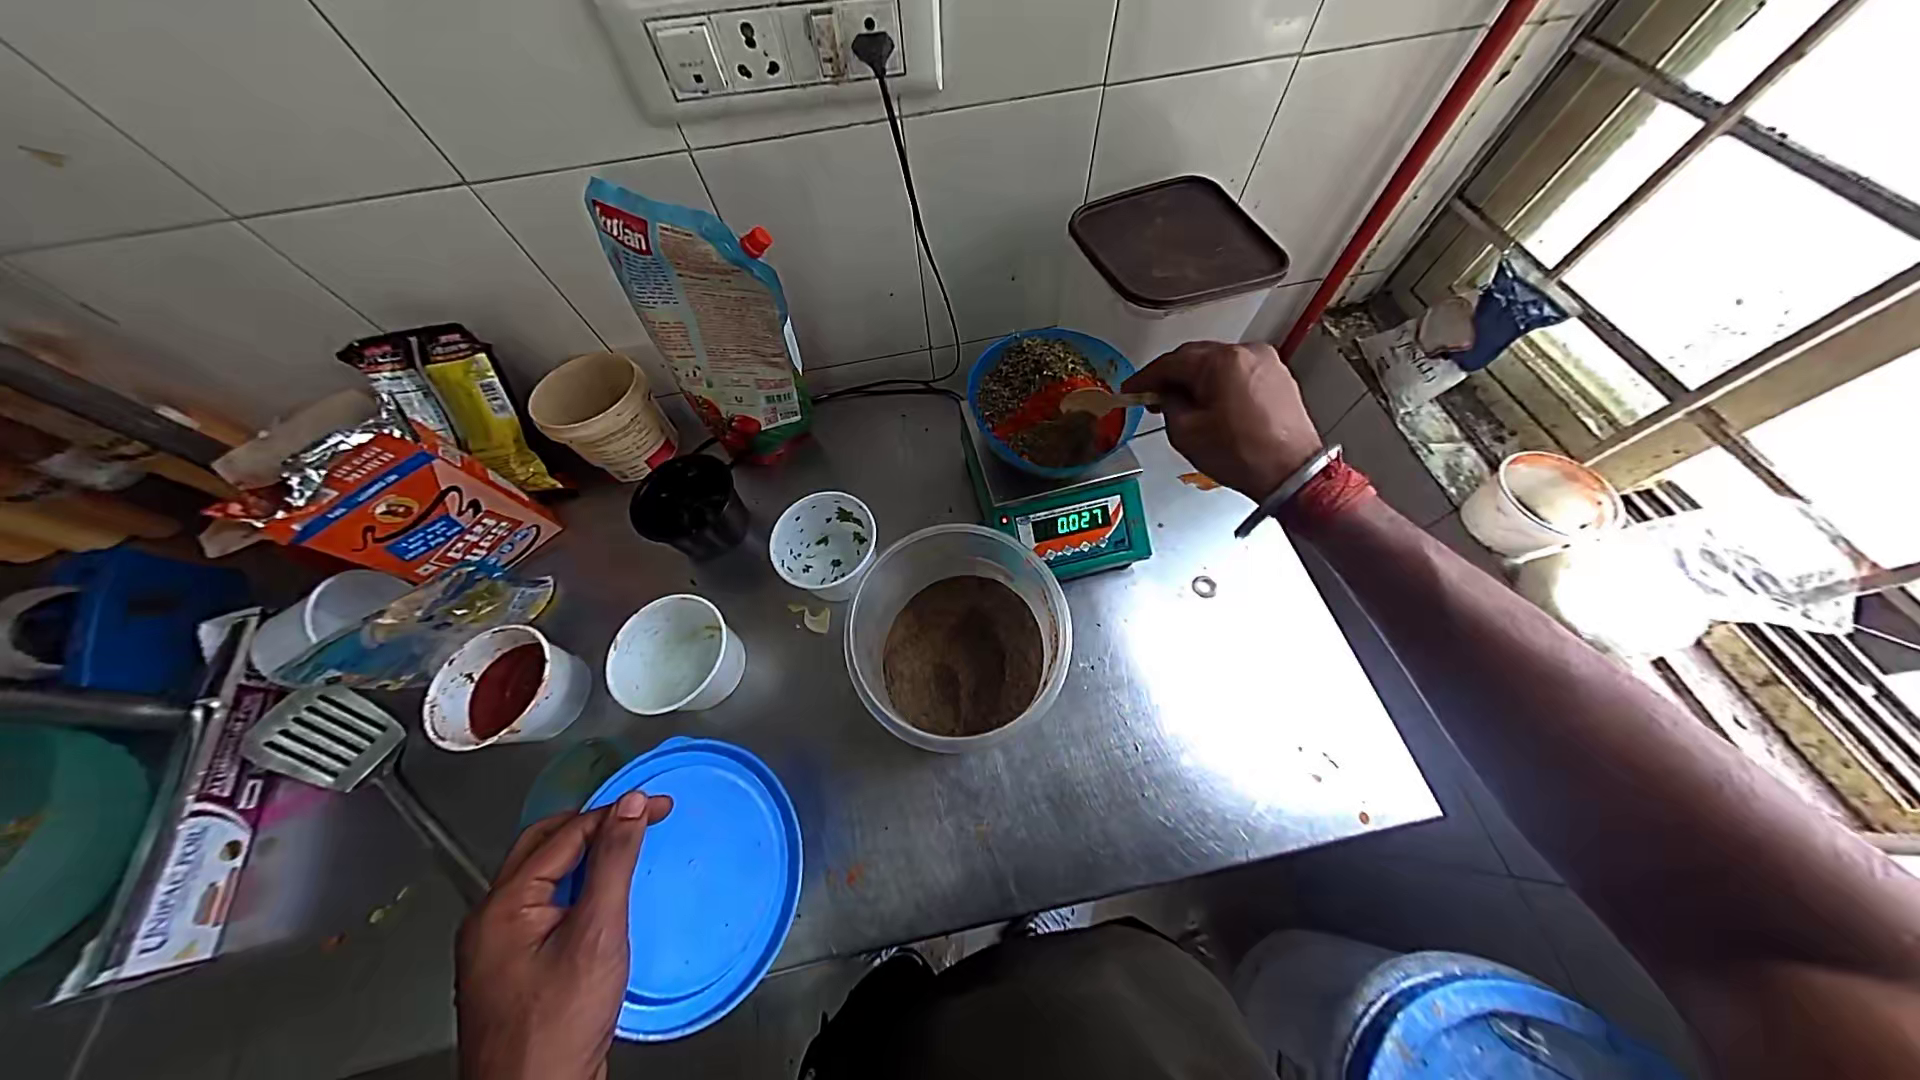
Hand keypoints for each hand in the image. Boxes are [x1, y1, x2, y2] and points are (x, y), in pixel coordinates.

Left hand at [455, 792, 673, 1079]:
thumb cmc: (560, 1026)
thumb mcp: (598, 932)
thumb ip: (613, 861)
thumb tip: (631, 806)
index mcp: (502, 907)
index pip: (566, 834)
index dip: (616, 813)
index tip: (658, 806)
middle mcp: (491, 921)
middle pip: (545, 845)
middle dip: (595, 823)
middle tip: (640, 818)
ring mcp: (499, 946)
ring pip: (545, 873)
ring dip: (586, 853)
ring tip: (627, 847)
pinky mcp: (515, 966)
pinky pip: (547, 903)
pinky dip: (579, 884)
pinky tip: (605, 894)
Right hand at [1122, 341, 1321, 498]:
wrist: (1290, 473)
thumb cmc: (1244, 455)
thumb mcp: (1186, 433)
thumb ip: (1168, 405)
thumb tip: (1166, 397)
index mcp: (1221, 362)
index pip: (1170, 362)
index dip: (1145, 378)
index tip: (1132, 389)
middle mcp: (1247, 353)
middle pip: (1195, 357)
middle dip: (1171, 377)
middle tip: (1151, 397)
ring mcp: (1266, 363)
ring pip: (1217, 364)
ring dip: (1195, 381)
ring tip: (1180, 406)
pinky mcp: (1277, 378)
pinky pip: (1237, 373)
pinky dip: (1218, 385)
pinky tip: (1209, 406)